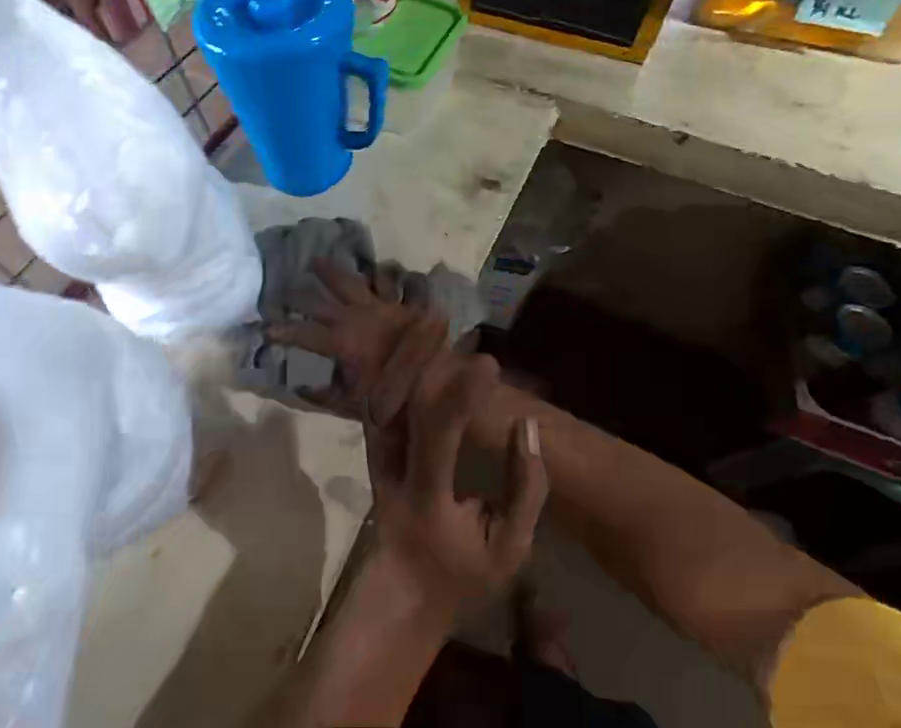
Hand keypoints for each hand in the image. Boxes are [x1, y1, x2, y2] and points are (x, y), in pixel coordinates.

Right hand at [268, 257, 445, 424]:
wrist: (441, 379)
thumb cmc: (395, 397)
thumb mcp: (354, 404)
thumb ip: (325, 396)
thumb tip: (300, 388)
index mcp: (341, 341)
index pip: (303, 334)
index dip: (282, 331)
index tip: (264, 329)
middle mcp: (356, 317)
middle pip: (320, 301)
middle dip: (299, 296)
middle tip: (284, 290)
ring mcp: (379, 306)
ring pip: (350, 281)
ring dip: (331, 272)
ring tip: (316, 261)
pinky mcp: (401, 304)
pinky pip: (388, 282)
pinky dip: (379, 275)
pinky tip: (372, 269)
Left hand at [366, 341, 548, 619]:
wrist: (406, 581)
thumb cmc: (466, 570)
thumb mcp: (510, 547)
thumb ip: (524, 489)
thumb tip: (529, 426)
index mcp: (426, 496)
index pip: (437, 436)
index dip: (460, 396)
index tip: (489, 363)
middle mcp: (390, 468)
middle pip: (393, 403)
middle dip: (415, 357)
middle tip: (443, 321)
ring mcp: (374, 454)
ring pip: (378, 394)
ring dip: (400, 353)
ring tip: (426, 319)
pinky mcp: (372, 445)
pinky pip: (375, 397)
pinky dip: (391, 365)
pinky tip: (410, 340)